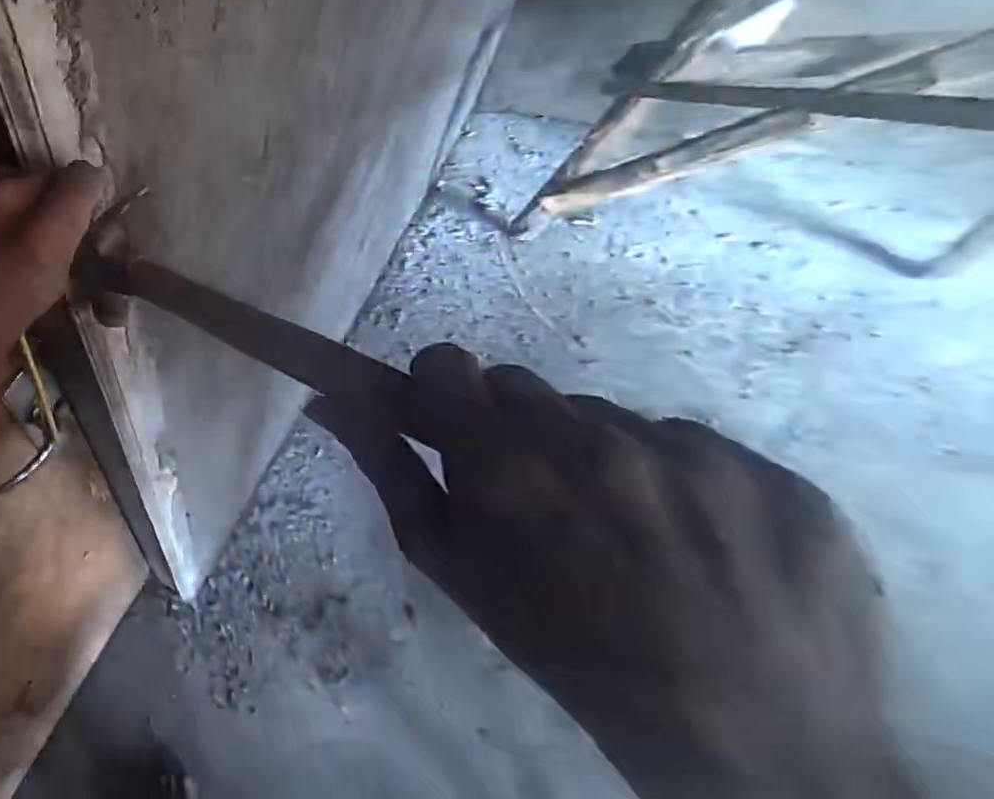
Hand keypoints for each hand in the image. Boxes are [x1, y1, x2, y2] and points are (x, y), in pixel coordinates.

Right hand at [307, 344, 910, 798]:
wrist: (742, 738)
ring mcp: (690, 455)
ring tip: (615, 522)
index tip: (445, 416)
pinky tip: (688, 536)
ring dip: (592, 451)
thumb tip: (326, 402)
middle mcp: (592, 440)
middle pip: (521, 385)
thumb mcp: (445, 559)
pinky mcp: (772, 476)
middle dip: (510, 422)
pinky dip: (673, 476)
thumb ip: (384, 466)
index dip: (438, 384)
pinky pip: (691, 443)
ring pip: (604, 414)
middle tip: (529, 485)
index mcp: (504, 462)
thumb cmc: (556, 640)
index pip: (446, 363)